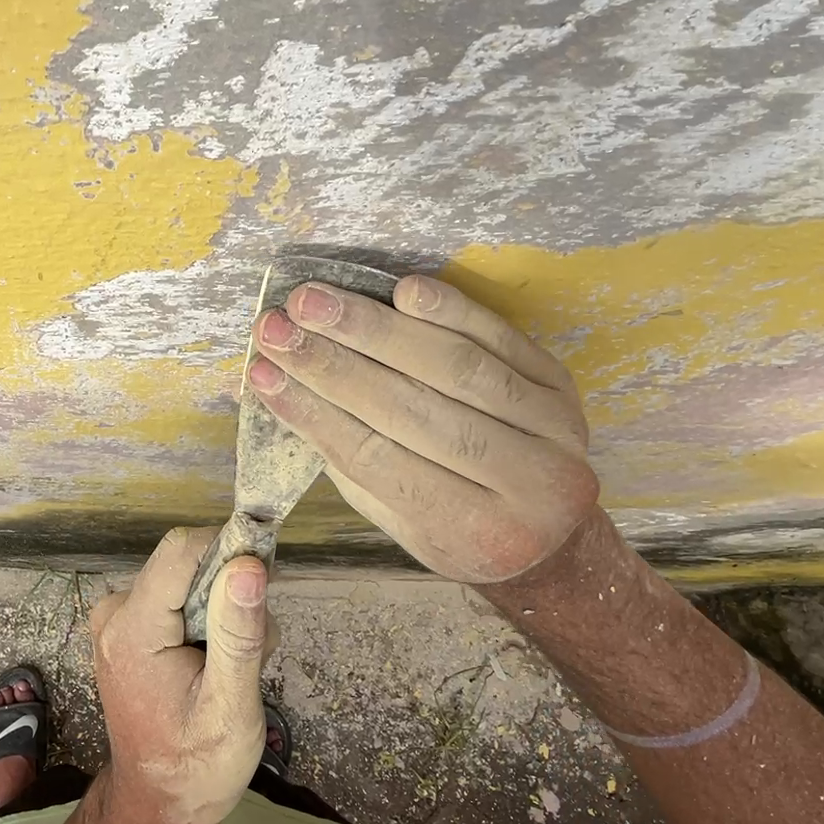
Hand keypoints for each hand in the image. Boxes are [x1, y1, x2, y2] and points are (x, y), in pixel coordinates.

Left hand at [86, 527, 271, 823]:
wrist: (158, 802)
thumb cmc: (196, 766)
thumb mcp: (231, 708)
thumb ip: (238, 633)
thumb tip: (248, 565)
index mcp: (133, 628)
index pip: (181, 550)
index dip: (227, 549)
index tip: (265, 575)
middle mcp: (115, 611)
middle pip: (185, 563)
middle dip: (228, 592)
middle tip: (250, 646)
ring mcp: (116, 616)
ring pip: (185, 579)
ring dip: (219, 611)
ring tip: (229, 666)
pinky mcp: (126, 623)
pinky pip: (174, 596)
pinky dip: (202, 620)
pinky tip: (211, 662)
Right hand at [246, 273, 595, 583]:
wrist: (554, 535)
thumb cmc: (451, 524)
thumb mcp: (390, 512)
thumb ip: (336, 451)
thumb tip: (265, 386)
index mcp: (466, 532)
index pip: (370, 457)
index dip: (310, 411)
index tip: (260, 372)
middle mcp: (521, 484)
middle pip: (408, 408)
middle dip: (330, 362)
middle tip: (276, 327)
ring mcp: (552, 430)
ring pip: (451, 366)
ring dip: (373, 327)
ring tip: (313, 301)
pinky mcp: (563, 384)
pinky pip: (499, 337)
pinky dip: (448, 309)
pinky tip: (399, 288)